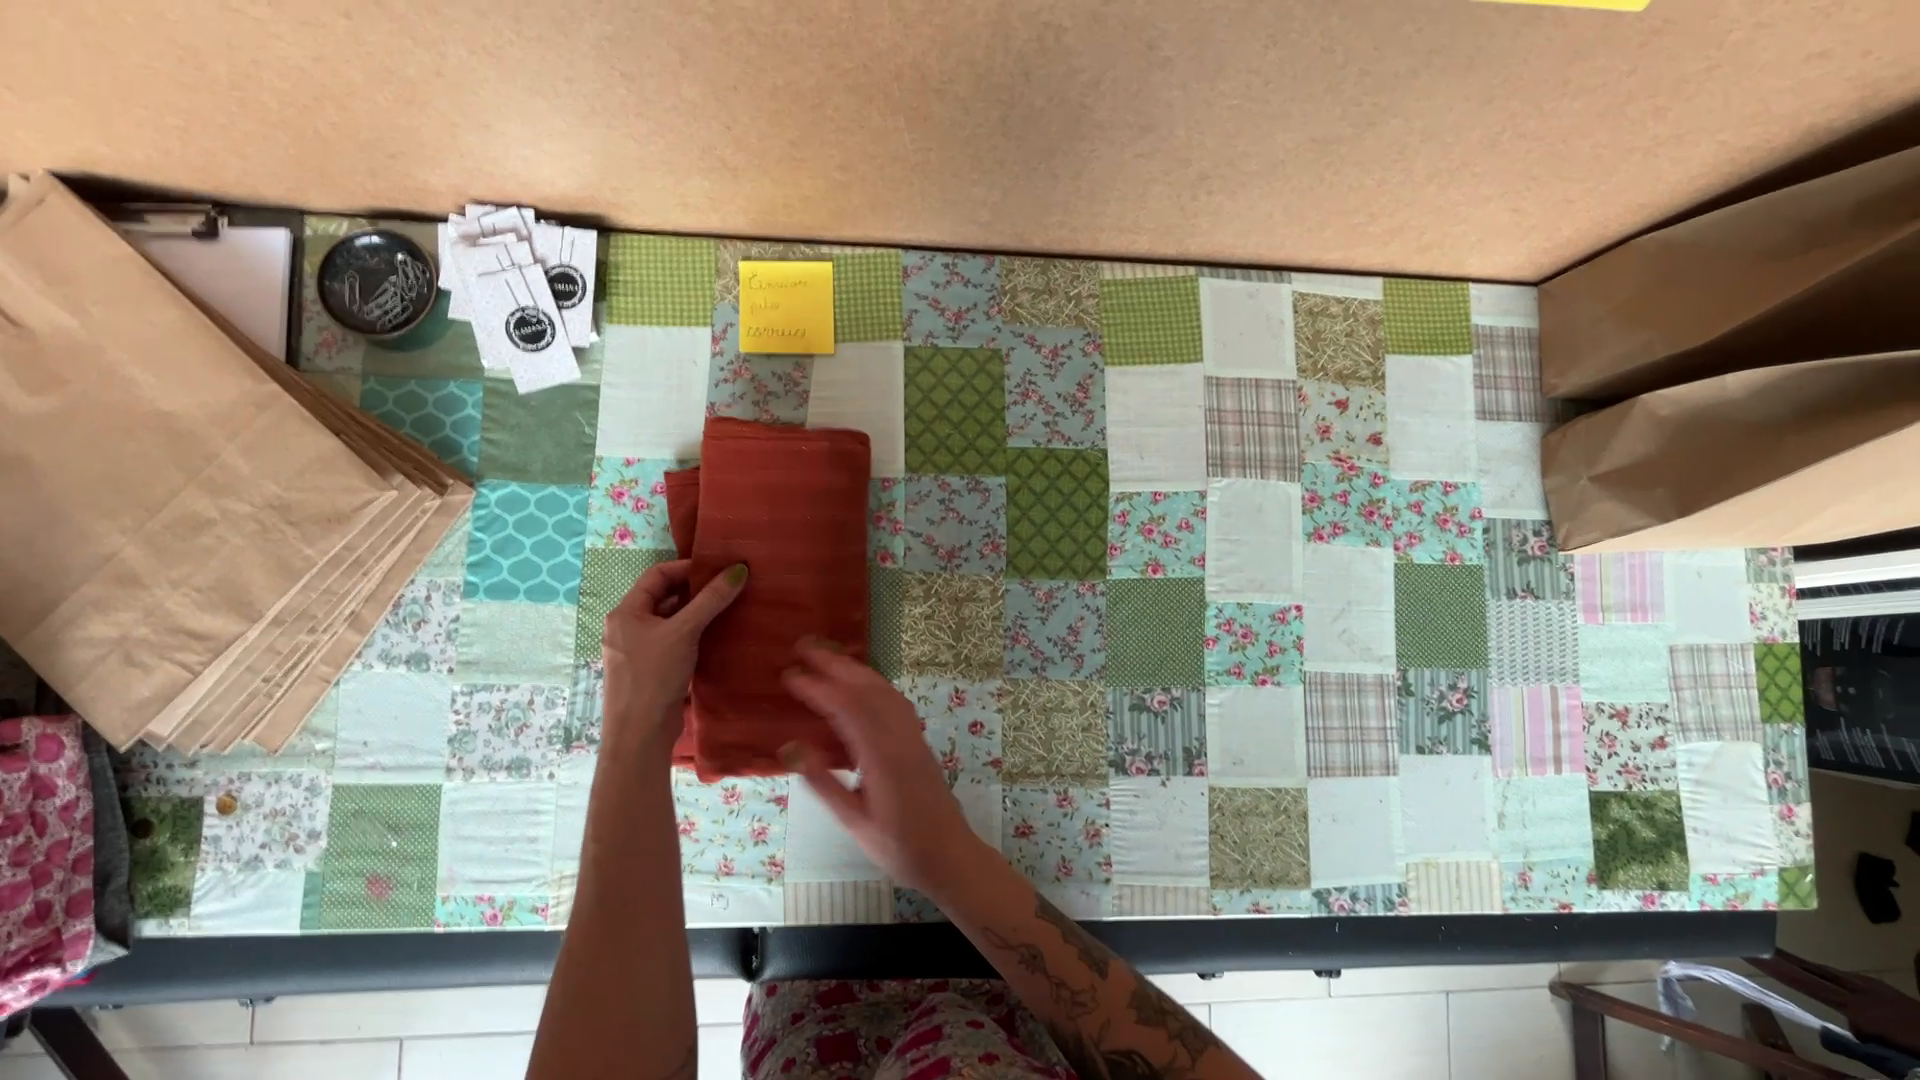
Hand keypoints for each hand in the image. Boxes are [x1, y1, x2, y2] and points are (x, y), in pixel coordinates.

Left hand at [600, 560, 746, 757]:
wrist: (639, 733)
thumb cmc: (654, 675)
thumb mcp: (685, 632)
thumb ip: (711, 600)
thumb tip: (739, 569)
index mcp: (625, 612)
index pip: (657, 575)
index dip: (687, 568)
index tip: (718, 570)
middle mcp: (627, 627)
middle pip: (663, 597)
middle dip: (695, 591)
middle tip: (727, 588)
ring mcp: (637, 650)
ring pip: (670, 620)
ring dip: (696, 614)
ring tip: (727, 609)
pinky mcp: (650, 670)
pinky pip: (673, 641)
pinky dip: (693, 635)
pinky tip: (715, 638)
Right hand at [779, 642, 987, 894]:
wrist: (949, 854)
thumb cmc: (898, 846)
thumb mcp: (854, 821)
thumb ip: (824, 782)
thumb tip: (788, 747)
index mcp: (881, 756)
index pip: (845, 708)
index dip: (816, 687)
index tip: (788, 674)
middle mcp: (899, 736)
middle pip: (866, 687)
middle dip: (834, 663)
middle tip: (802, 645)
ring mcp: (912, 735)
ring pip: (883, 689)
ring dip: (854, 668)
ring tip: (826, 655)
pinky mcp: (918, 739)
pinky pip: (894, 699)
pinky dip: (873, 681)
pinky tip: (859, 682)